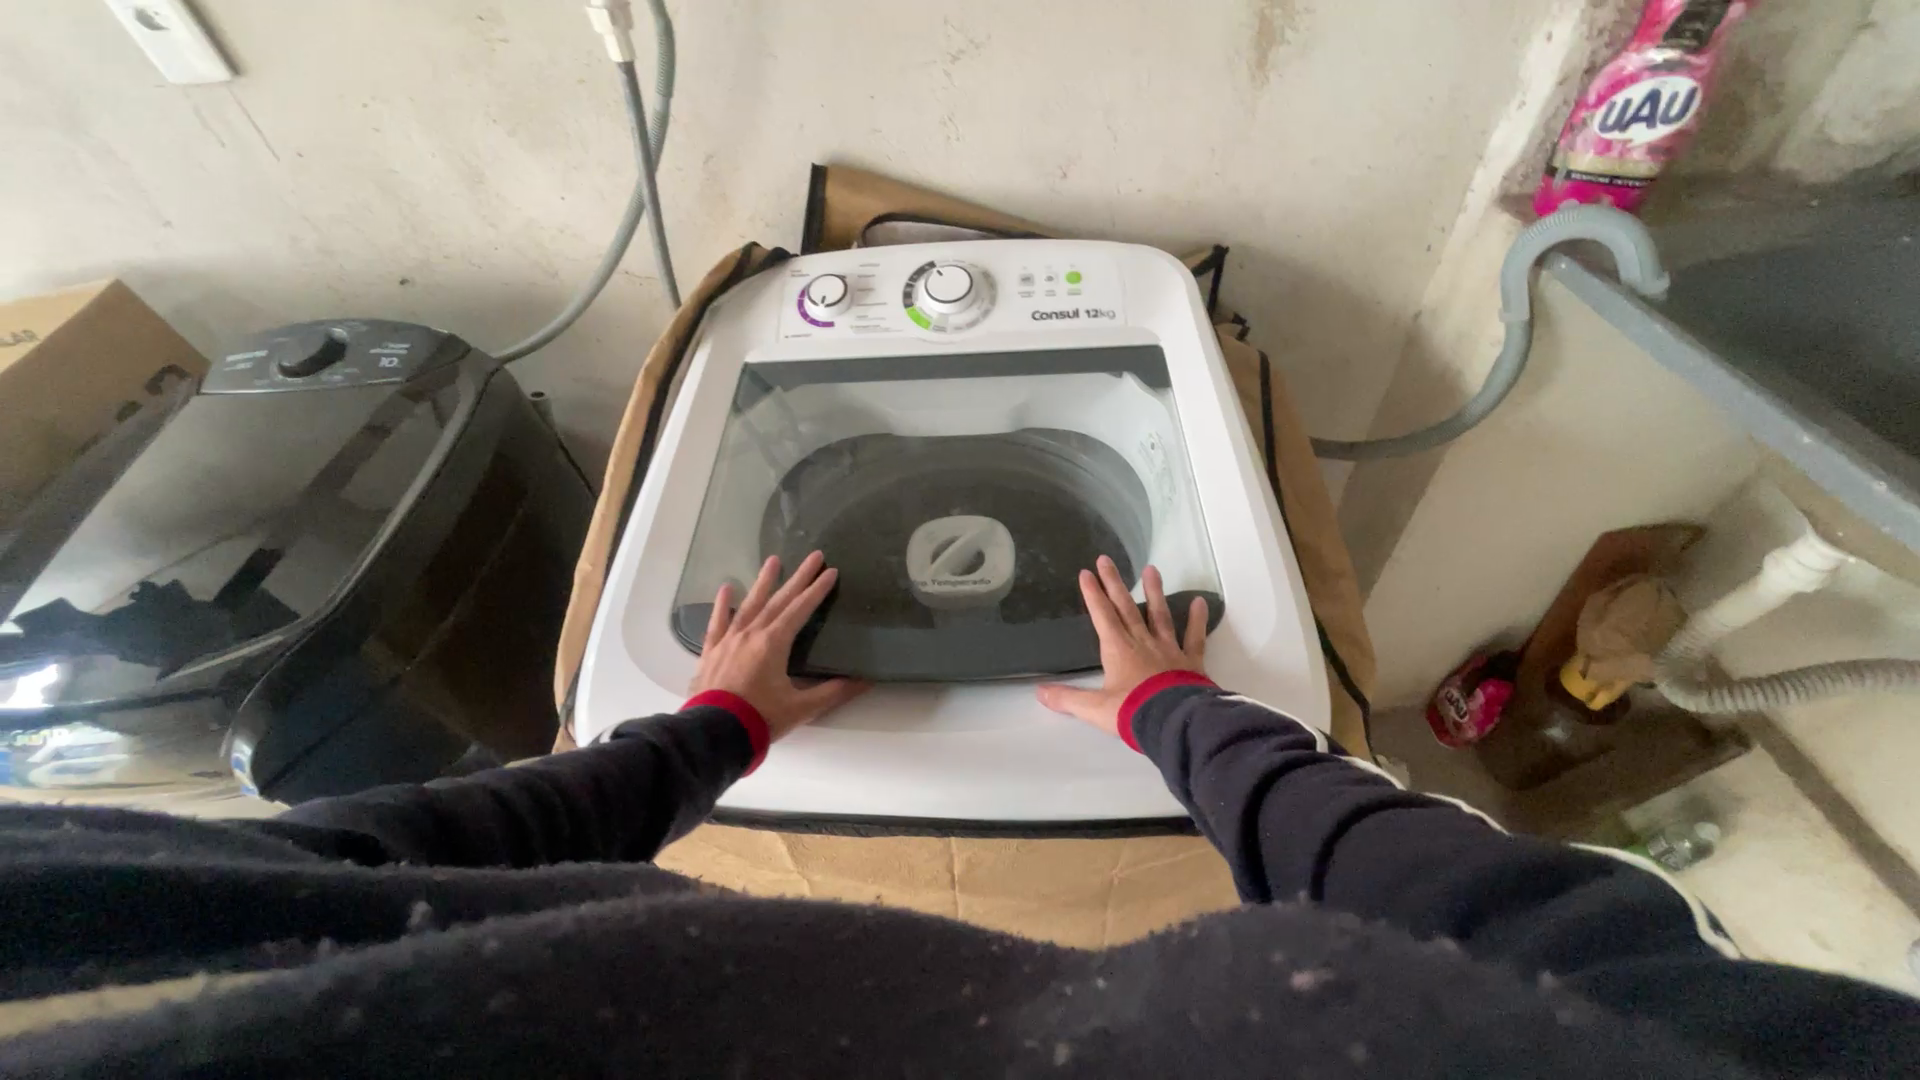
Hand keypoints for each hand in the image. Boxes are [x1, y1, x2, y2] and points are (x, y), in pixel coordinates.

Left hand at [689, 551, 868, 740]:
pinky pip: (718, 622)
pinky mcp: (711, 652)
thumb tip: (865, 681)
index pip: (801, 609)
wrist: (713, 734)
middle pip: (779, 600)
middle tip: (814, 556)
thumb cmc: (760, 719)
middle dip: (799, 577)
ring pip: (750, 604)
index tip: (831, 572)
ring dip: (763, 582)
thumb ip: (834, 692)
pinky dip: (723, 605)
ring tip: (773, 560)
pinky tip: (727, 588)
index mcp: (775, 643)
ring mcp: (729, 640)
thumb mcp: (802, 708)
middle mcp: (752, 634)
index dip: (817, 590)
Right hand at [1036, 556, 1207, 736]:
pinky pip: (1193, 637)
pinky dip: (1197, 620)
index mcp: (1118, 649)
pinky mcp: (1190, 661)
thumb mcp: (1095, 709)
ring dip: (1154, 592)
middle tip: (1106, 560)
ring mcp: (1168, 649)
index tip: (1086, 572)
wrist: (1175, 722)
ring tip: (1151, 569)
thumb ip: (1068, 699)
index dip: (1093, 594)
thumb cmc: (1133, 712)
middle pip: (1126, 607)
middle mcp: (1142, 642)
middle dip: (1114, 583)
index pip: (1102, 615)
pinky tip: (1200, 602)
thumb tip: (1039, 692)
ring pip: (1159, 615)